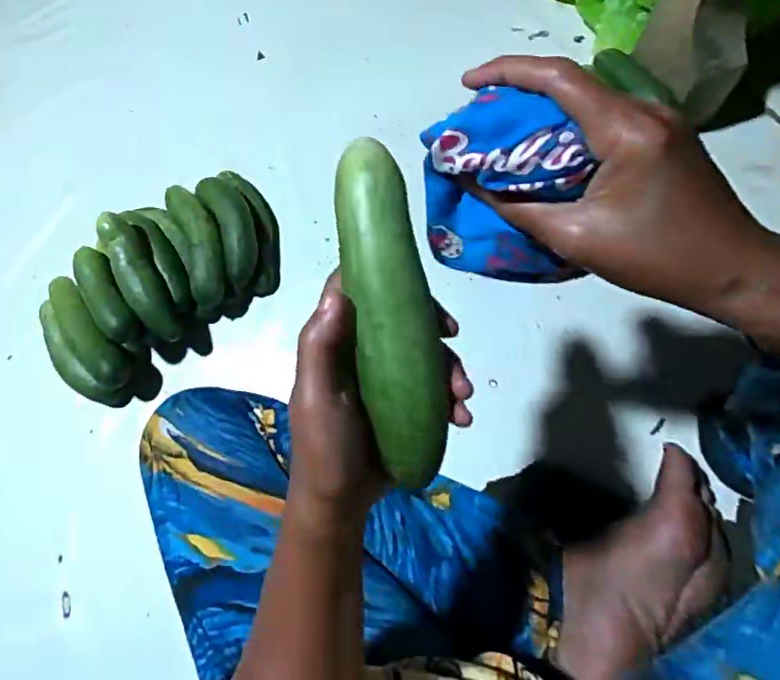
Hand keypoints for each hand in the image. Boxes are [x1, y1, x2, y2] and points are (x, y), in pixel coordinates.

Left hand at [289, 271, 472, 521]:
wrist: (341, 499)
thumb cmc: (323, 440)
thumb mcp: (317, 392)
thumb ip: (320, 345)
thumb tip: (338, 294)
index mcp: (332, 340)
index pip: (352, 292)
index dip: (380, 281)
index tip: (414, 289)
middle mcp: (356, 350)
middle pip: (397, 318)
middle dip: (429, 326)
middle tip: (452, 337)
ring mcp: (382, 377)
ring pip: (421, 353)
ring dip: (449, 367)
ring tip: (461, 395)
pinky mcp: (403, 403)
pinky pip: (433, 388)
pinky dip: (452, 397)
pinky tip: (461, 417)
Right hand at [460, 55, 779, 315]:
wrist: (743, 274)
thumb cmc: (659, 257)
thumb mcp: (572, 236)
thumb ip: (512, 204)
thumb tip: (465, 179)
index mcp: (626, 130)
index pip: (558, 77)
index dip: (506, 71)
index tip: (466, 84)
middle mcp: (645, 113)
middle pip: (569, 80)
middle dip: (514, 87)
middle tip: (476, 110)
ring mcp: (658, 121)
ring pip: (583, 94)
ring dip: (537, 103)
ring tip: (498, 125)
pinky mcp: (661, 134)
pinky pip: (599, 111)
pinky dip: (560, 118)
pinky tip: (538, 141)